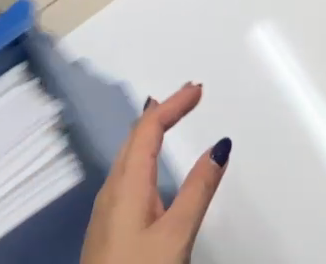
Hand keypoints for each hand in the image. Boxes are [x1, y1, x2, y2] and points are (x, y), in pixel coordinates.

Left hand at [81, 83, 230, 263]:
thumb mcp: (177, 235)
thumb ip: (198, 189)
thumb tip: (219, 147)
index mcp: (127, 186)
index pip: (149, 129)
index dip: (173, 105)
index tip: (198, 90)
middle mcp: (112, 192)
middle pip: (134, 138)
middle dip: (162, 111)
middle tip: (190, 96)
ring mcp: (106, 212)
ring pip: (128, 156)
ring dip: (151, 131)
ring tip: (172, 118)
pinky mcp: (107, 229)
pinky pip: (127, 174)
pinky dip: (144, 154)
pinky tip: (151, 165)